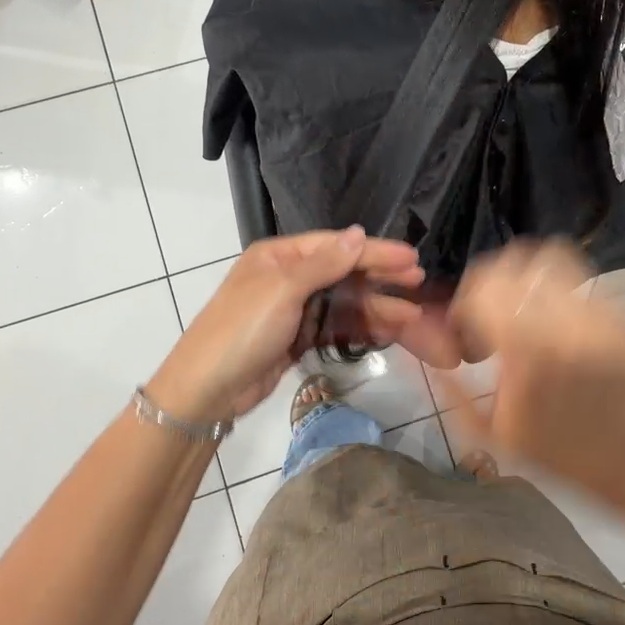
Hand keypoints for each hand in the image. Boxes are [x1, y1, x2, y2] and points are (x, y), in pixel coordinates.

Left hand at [146, 227, 424, 423]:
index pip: (336, 247)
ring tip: (411, 315)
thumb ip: (324, 264)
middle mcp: (287, 278)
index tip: (410, 257)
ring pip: (343, 303)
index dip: (374, 251)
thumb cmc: (241, 331)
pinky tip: (387, 332)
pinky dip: (360, 329)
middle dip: (381, 279)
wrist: (206, 390)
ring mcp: (293, 310)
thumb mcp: (282, 291)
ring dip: (376, 308)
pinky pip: (335, 328)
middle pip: (343, 273)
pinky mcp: (297, 340)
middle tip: (418, 282)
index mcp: (279, 256)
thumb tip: (359, 233)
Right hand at [440, 242, 624, 496]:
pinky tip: (553, 322)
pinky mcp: (620, 313)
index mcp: (527, 351)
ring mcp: (597, 312)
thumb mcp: (493, 432)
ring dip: (523, 277)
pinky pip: (579, 281)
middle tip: (489, 315)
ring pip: (549, 258)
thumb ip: (451, 389)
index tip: (466, 329)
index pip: (482, 287)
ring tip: (520, 308)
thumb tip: (415, 356)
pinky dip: (555, 290)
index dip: (464, 303)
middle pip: (512, 263)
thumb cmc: (560, 453)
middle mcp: (563, 321)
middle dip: (489, 284)